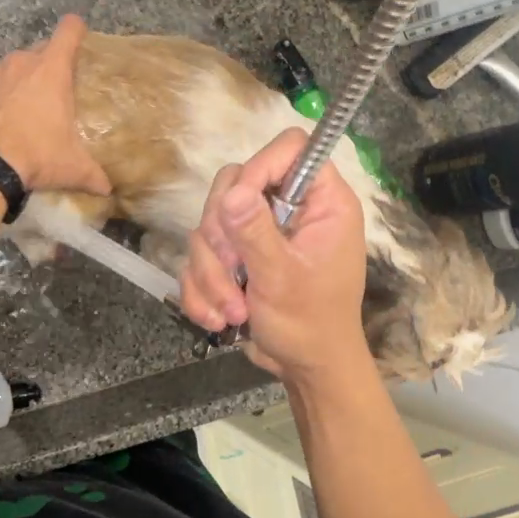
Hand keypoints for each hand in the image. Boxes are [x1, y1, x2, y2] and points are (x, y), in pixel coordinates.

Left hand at [0, 15, 111, 196]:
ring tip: (17, 101)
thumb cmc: (39, 157)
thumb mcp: (72, 167)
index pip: (69, 31)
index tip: (79, 40)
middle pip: (38, 50)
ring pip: (8, 65)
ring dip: (14, 78)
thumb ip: (93, 174)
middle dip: (45, 64)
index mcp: (52, 70)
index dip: (75, 31)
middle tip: (49, 91)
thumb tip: (107, 189)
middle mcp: (22, 63)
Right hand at [180, 129, 370, 384]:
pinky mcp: (234, 261)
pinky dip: (201, 292)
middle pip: (232, 187)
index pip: (289, 150)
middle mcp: (287, 211)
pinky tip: (218, 319)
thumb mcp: (283, 278)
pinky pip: (198, 261)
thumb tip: (231, 193)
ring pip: (208, 230)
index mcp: (319, 203)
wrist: (303, 368)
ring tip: (231, 312)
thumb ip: (256, 233)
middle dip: (221, 239)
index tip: (236, 205)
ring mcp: (257, 235)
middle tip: (233, 271)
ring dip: (210, 276)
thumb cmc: (310, 324)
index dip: (258, 170)